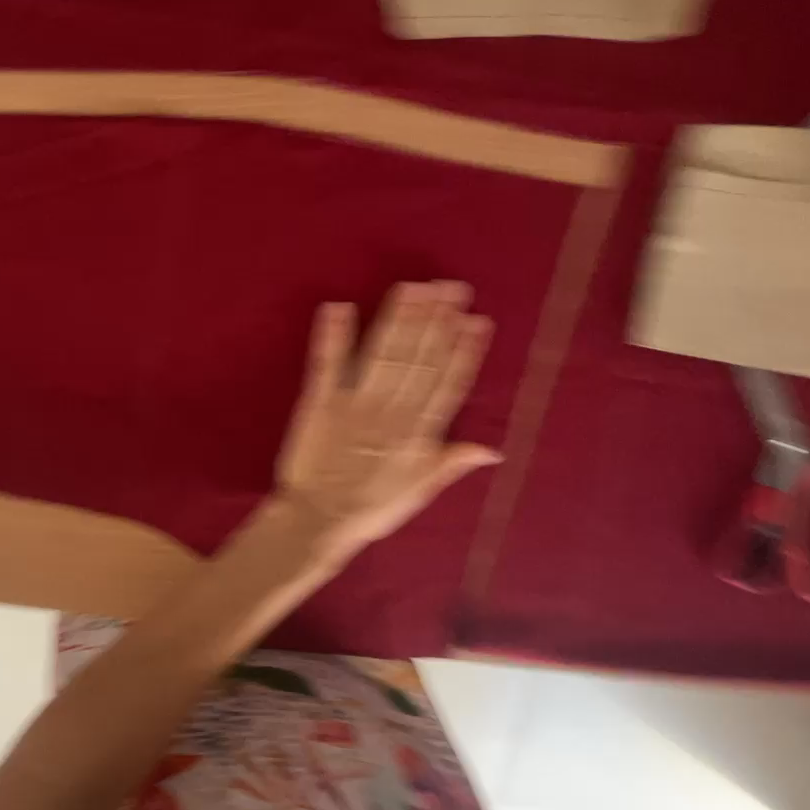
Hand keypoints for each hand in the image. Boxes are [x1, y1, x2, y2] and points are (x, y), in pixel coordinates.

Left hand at [275, 281, 498, 553]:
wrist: (317, 522)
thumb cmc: (369, 509)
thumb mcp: (418, 492)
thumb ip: (449, 463)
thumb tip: (492, 448)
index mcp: (418, 435)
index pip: (447, 385)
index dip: (462, 352)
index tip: (475, 320)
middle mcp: (391, 414)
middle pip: (418, 361)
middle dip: (434, 322)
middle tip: (447, 287)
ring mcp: (354, 406)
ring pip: (383, 356)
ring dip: (397, 320)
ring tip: (411, 289)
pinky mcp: (319, 405)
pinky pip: (328, 366)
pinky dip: (333, 337)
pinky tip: (338, 308)